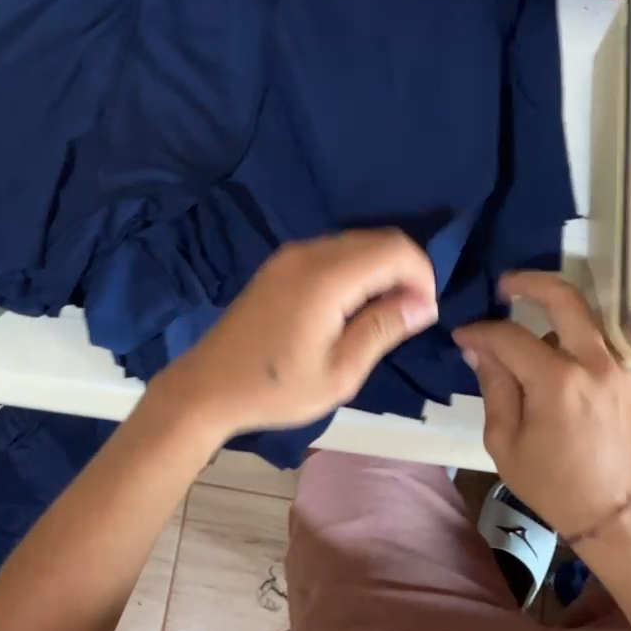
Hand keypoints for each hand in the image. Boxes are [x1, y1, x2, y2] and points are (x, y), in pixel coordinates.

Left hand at [152, 230, 438, 435]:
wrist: (206, 388)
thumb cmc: (275, 390)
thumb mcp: (339, 372)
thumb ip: (383, 330)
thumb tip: (424, 303)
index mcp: (325, 278)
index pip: (394, 249)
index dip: (422, 275)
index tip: (422, 314)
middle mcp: (307, 254)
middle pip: (376, 240)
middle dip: (403, 272)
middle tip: (406, 319)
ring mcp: (288, 257)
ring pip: (353, 245)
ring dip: (378, 272)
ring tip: (379, 319)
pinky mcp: (277, 267)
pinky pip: (330, 255)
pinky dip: (353, 272)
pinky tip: (348, 311)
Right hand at [452, 272, 630, 543]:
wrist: (615, 512)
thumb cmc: (551, 483)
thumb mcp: (505, 441)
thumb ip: (494, 387)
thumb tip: (481, 349)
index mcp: (558, 382)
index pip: (510, 336)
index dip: (480, 331)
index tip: (461, 336)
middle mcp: (593, 363)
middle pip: (565, 299)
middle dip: (530, 283)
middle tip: (503, 286)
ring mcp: (616, 368)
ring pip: (582, 318)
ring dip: (550, 310)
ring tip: (519, 322)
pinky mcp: (625, 379)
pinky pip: (592, 341)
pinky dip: (566, 335)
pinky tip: (545, 352)